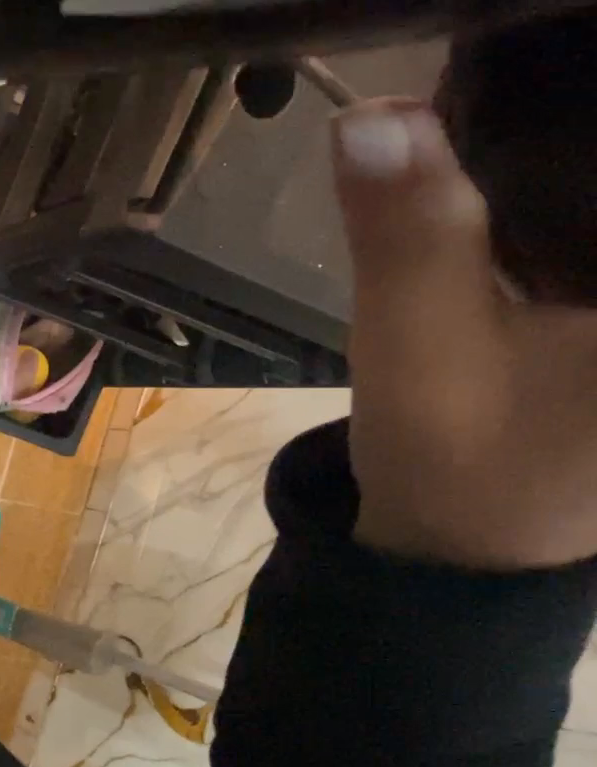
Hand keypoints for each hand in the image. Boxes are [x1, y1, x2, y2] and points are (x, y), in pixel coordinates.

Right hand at [333, 100, 596, 569]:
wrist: (462, 540)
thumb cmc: (459, 458)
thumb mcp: (420, 348)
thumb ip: (409, 237)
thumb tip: (369, 114)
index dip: (587, 89)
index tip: (530, 43)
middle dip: (577, 99)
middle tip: (509, 55)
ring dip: (567, 134)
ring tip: (513, 78)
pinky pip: (587, 214)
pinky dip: (564, 175)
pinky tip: (520, 149)